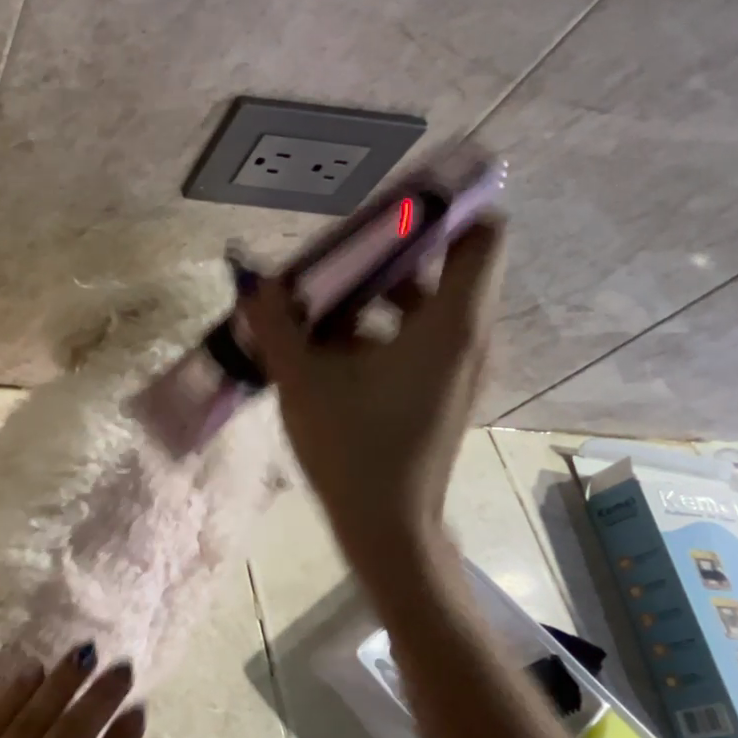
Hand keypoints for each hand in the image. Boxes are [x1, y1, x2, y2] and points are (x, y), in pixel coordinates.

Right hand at [243, 220, 505, 556]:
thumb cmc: (351, 445)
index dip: (443, 214)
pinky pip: (416, 342)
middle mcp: (468, 338)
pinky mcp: (441, 393)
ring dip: (372, 301)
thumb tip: (254, 281)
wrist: (385, 523)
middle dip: (382, 261)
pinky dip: (377, 334)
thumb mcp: (302, 378)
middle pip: (441, 271)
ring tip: (312, 312)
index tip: (386, 217)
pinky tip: (324, 355)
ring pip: (423, 309)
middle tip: (326, 264)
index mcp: (450, 324)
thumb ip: (276, 323)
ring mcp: (457, 368)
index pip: (483, 236)